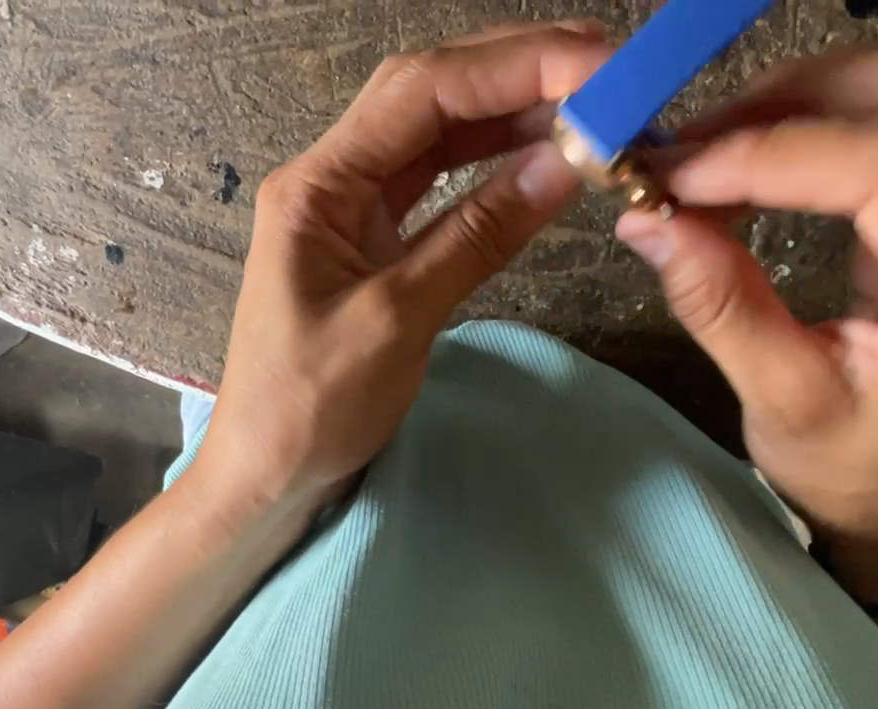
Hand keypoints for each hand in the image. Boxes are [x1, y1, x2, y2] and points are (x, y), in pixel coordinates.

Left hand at [196, 22, 611, 506]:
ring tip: (592, 110)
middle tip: (610, 75)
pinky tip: (540, 163)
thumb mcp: (395, 321)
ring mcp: (352, 218)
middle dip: (519, 77)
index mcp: (316, 187)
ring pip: (437, 143)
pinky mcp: (373, 253)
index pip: (421, 91)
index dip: (515, 66)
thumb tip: (565, 164)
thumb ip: (476, 238)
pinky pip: (438, 195)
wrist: (268, 473)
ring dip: (511, 121)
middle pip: (429, 100)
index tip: (599, 66)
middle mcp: (331, 184)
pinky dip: (491, 177)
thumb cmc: (310, 408)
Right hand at [617, 37, 877, 610]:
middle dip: (805, 100)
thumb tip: (646, 221)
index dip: (778, 152)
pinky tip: (784, 156)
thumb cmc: (844, 467)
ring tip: (734, 140)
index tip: (678, 173)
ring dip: (831, 92)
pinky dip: (852, 115)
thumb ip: (719, 303)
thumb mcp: (774, 398)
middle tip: (699, 144)